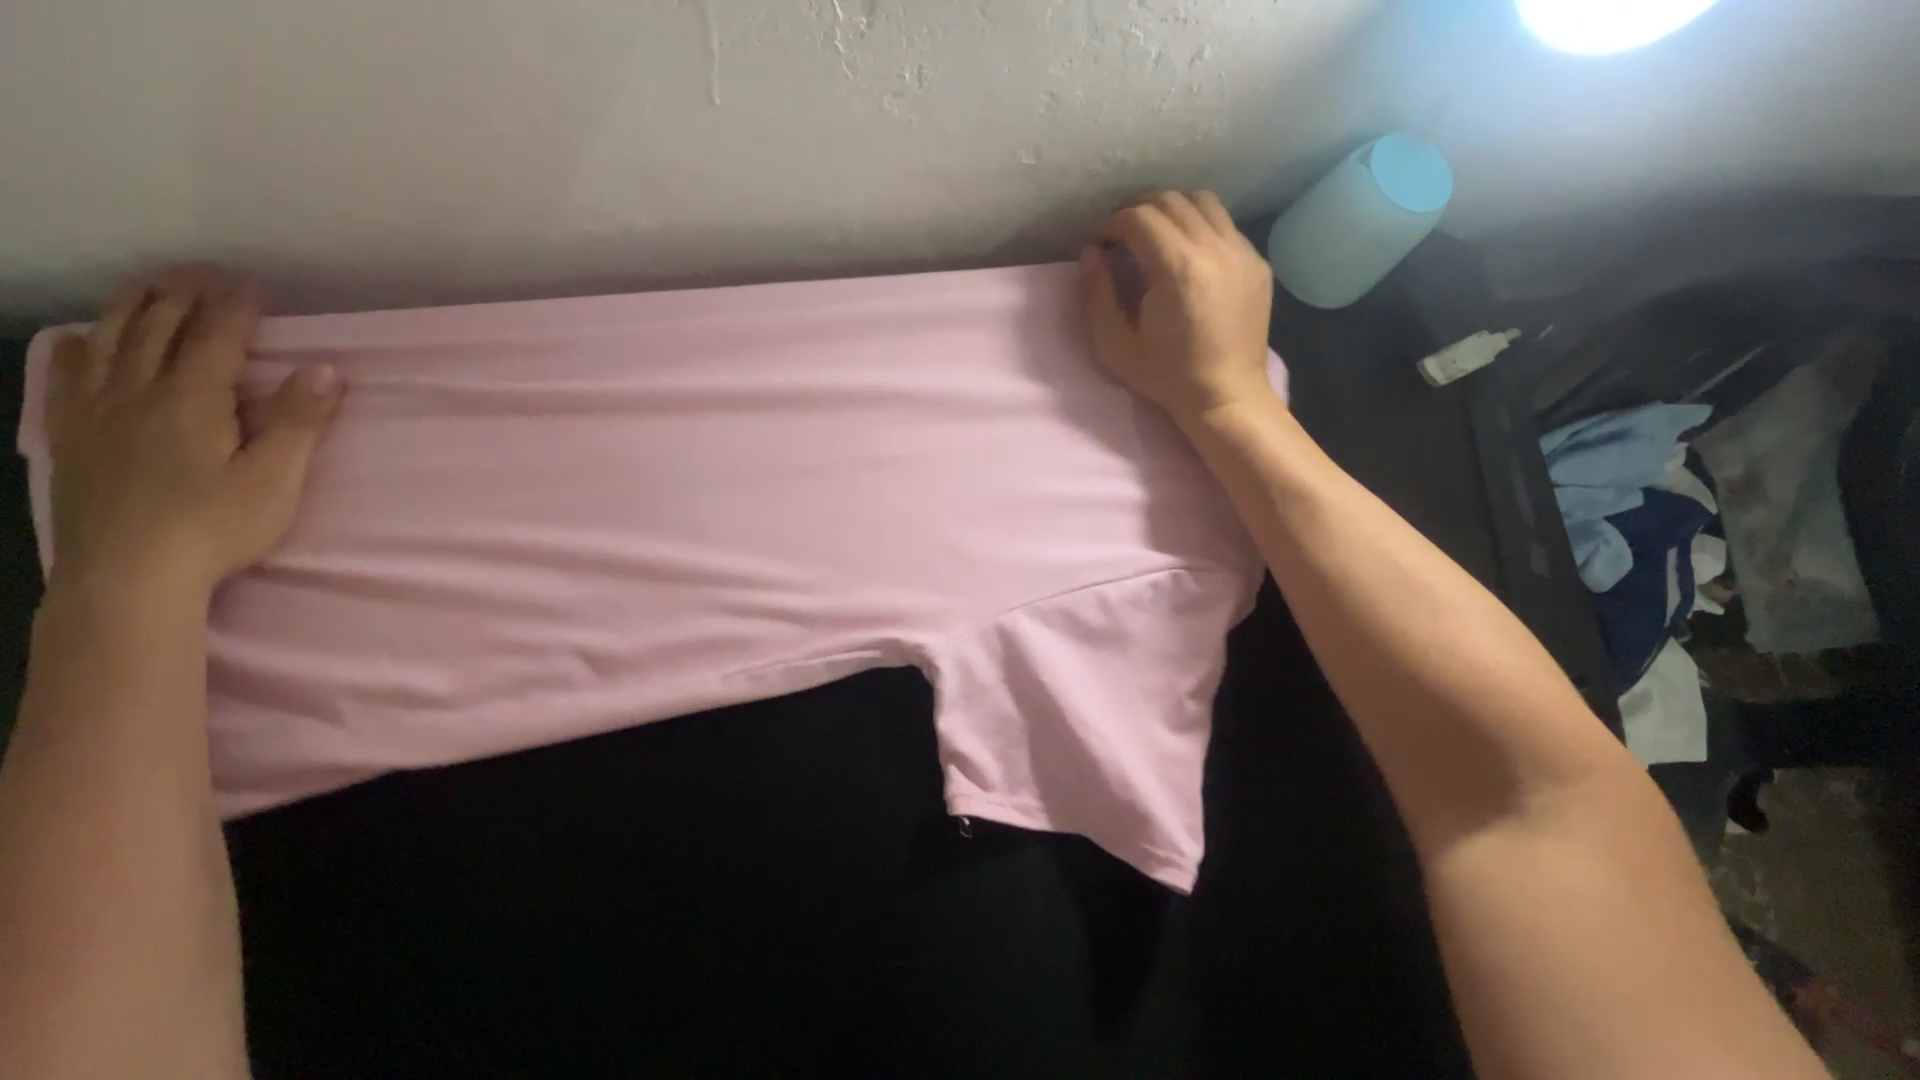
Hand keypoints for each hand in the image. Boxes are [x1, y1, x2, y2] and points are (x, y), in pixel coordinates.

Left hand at [45, 268, 342, 595]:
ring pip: (110, 341)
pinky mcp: (72, 436)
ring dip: (131, 307)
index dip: (234, 306)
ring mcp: (96, 413)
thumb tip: (325, 369)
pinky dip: (80, 348)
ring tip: (149, 286)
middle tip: (201, 272)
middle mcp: (138, 393)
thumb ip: (299, 422)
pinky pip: (68, 376)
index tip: (249, 282)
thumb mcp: (276, 480)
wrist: (128, 576)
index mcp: (192, 401)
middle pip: (156, 328)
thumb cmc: (215, 528)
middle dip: (181, 294)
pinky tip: (84, 339)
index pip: (216, 338)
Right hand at [1079, 191, 1276, 425]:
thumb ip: (1097, 293)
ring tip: (1157, 236)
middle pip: (1170, 200)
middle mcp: (1214, 249)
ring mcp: (1242, 253)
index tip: (1101, 245)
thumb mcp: (1116, 344)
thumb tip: (1091, 252)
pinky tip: (1188, 255)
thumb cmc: (1166, 376)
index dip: (1112, 224)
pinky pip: (1225, 225)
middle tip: (1123, 238)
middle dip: (1139, 212)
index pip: (1139, 217)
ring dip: (1172, 210)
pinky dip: (1200, 227)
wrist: (1226, 396)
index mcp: (1177, 268)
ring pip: (1202, 201)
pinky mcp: (1256, 263)